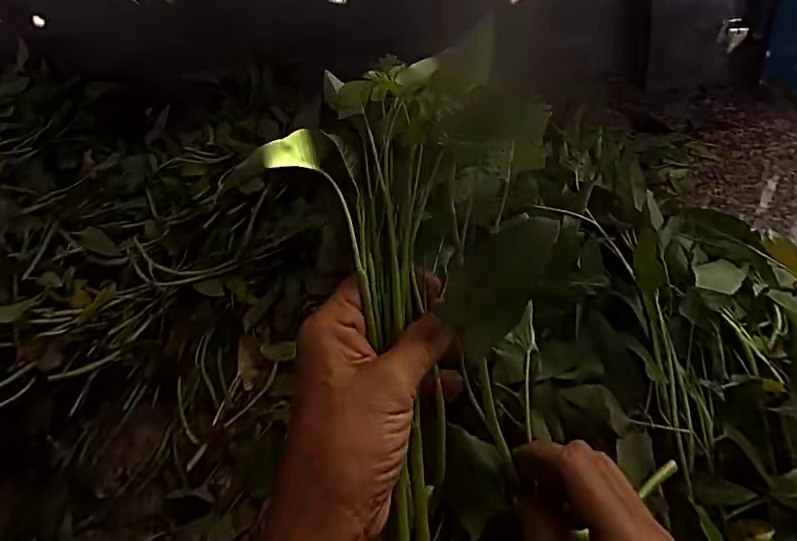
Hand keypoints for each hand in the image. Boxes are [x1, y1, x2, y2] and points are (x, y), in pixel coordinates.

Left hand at [262, 278, 456, 540]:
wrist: (332, 518)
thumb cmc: (351, 439)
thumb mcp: (389, 384)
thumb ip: (420, 343)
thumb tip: (447, 311)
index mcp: (331, 328)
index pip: (368, 284)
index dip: (404, 280)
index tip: (442, 285)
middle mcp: (341, 346)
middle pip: (387, 315)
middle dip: (424, 317)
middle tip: (462, 315)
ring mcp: (357, 377)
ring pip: (399, 348)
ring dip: (431, 351)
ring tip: (466, 347)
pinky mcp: (373, 406)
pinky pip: (403, 380)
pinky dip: (428, 380)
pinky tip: (456, 384)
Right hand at [514, 440, 670, 540]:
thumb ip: (541, 532)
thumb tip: (522, 496)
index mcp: (626, 528)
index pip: (578, 462)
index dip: (540, 453)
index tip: (514, 458)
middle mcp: (648, 520)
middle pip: (595, 460)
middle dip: (557, 462)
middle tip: (530, 482)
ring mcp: (657, 528)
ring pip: (610, 473)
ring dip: (574, 477)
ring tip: (549, 503)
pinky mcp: (656, 537)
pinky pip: (621, 497)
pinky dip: (592, 496)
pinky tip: (575, 519)